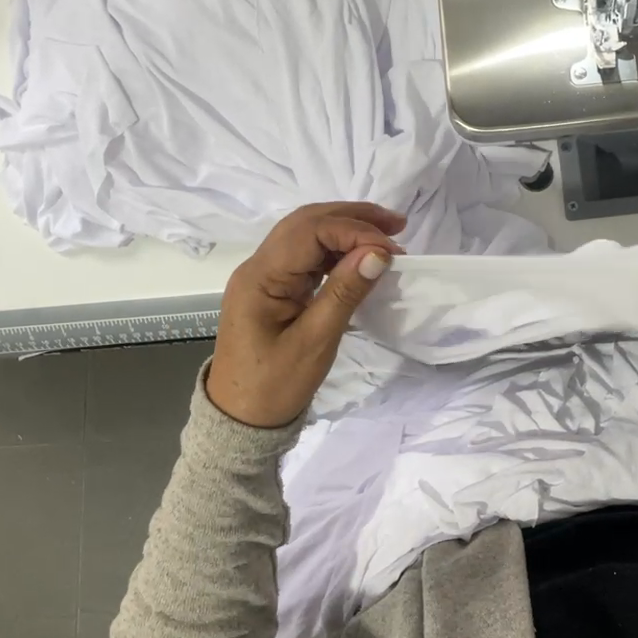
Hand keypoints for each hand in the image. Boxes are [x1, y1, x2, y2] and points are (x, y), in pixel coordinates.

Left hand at [206, 202, 404, 427]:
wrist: (240, 420)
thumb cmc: (274, 386)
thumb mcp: (315, 342)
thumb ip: (345, 292)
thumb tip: (378, 253)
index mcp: (260, 276)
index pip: (310, 231)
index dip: (354, 231)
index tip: (392, 251)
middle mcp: (258, 266)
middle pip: (306, 222)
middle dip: (352, 217)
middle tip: (397, 224)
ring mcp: (264, 275)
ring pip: (307, 234)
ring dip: (346, 228)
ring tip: (387, 235)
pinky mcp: (275, 288)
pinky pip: (306, 256)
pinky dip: (337, 249)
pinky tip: (362, 257)